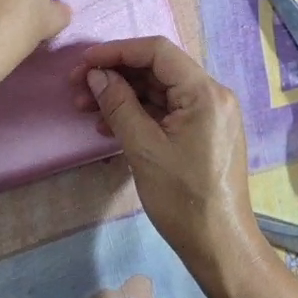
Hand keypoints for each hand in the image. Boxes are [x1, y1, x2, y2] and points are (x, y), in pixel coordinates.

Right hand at [70, 37, 270, 273]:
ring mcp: (209, 115)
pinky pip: (167, 111)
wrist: (220, 246)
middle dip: (116, 74)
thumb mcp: (144, 149)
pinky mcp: (203, 133)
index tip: (84, 62)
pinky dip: (138, 113)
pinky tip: (108, 127)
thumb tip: (96, 75)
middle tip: (77, 87)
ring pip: (159, 90)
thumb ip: (119, 105)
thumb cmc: (183, 199)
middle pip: (157, 69)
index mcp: (205, 92)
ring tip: (85, 109)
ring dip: (122, 95)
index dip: (117, 51)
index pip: (157, 52)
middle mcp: (212, 95)